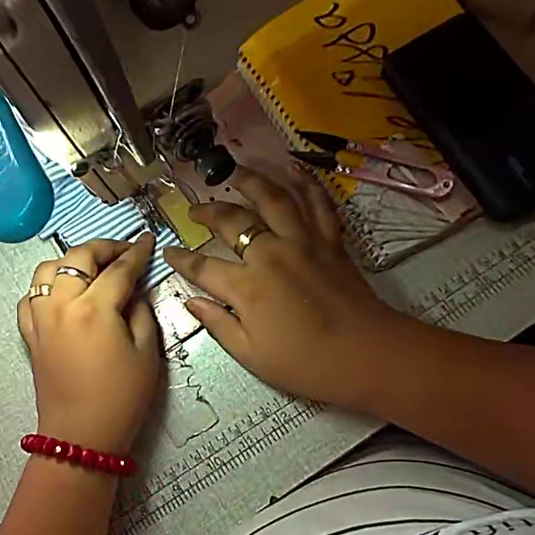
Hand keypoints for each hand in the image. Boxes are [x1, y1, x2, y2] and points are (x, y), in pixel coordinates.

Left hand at [17, 235, 162, 455]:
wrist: (82, 436)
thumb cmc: (121, 398)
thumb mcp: (146, 352)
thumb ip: (141, 312)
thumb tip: (135, 291)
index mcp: (94, 309)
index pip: (119, 269)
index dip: (136, 253)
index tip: (148, 241)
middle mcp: (61, 305)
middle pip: (78, 258)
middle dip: (104, 248)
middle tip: (124, 252)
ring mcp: (40, 319)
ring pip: (46, 270)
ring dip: (71, 262)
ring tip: (93, 269)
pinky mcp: (30, 334)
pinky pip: (30, 297)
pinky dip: (46, 286)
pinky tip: (63, 292)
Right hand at [164, 170, 416, 408]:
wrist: (366, 354)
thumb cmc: (306, 364)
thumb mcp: (252, 355)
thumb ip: (218, 324)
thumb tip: (192, 301)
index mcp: (247, 287)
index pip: (203, 267)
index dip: (182, 259)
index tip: (168, 251)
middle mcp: (271, 254)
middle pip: (233, 221)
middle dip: (208, 211)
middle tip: (195, 209)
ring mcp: (304, 242)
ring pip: (274, 198)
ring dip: (251, 180)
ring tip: (235, 170)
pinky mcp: (331, 241)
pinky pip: (318, 204)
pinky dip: (307, 184)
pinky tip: (295, 170)